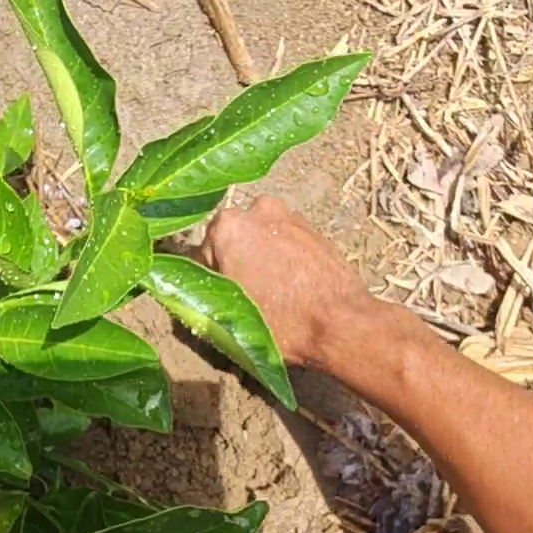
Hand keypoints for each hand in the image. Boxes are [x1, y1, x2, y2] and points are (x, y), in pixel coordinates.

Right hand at [200, 196, 380, 369]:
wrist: (341, 323)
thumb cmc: (283, 322)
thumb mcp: (229, 318)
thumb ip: (205, 299)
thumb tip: (192, 299)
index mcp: (227, 227)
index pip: (202, 256)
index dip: (208, 284)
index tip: (219, 303)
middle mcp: (257, 209)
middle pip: (233, 241)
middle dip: (236, 265)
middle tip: (246, 299)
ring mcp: (290, 215)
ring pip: (261, 239)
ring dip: (261, 260)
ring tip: (272, 295)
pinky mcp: (314, 228)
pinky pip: (286, 242)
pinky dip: (284, 259)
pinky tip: (292, 287)